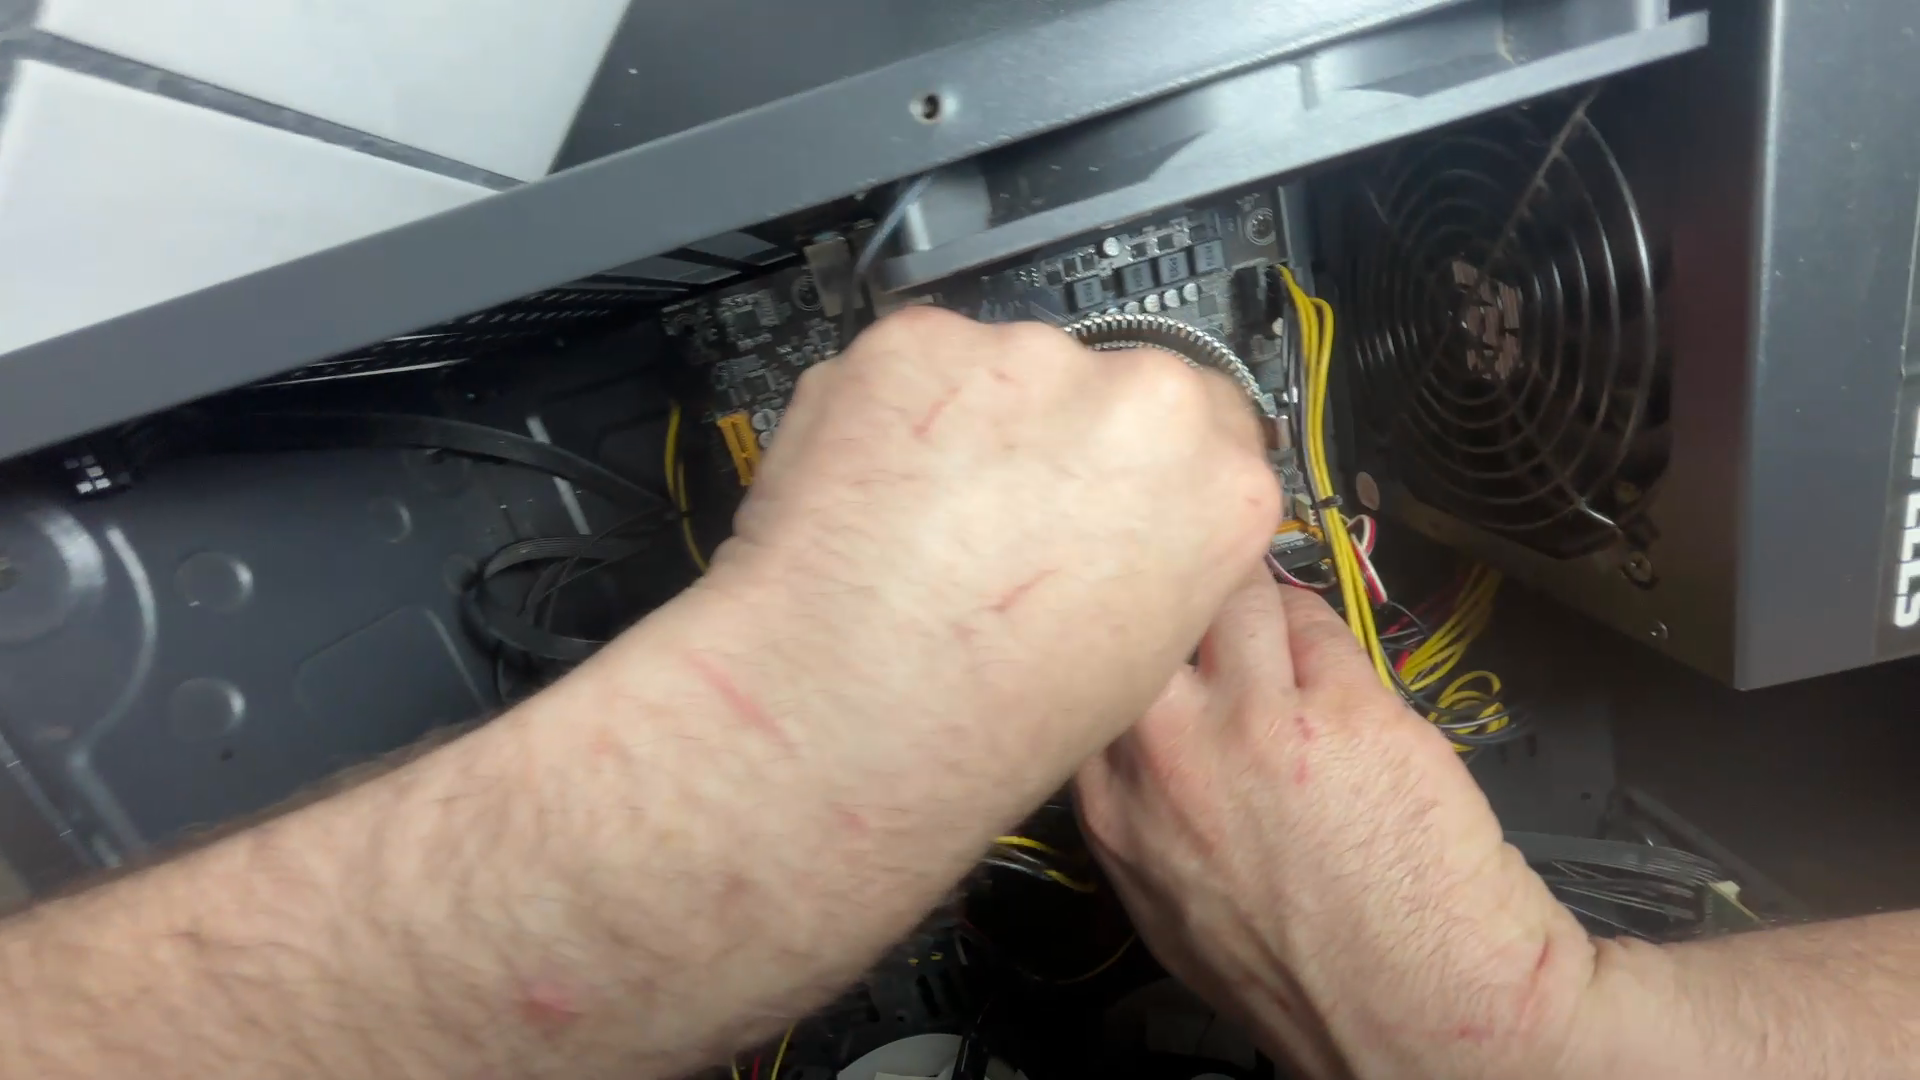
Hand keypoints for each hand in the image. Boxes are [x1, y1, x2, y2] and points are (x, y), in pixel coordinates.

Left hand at [704, 307, 1280, 776]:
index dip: (1134, 452)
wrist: (848, 717)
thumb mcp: (1133, 654)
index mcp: (1218, 486)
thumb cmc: (987, 720)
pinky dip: (896, 412)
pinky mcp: (921, 345)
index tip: (1091, 472)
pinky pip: (919, 368)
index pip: (1202, 420)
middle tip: (993, 505)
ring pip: (1004, 372)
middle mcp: (1142, 403)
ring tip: (921, 516)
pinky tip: (875, 490)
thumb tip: (1119, 512)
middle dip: (1054, 434)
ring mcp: (1028, 362)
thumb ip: (1151, 552)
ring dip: (972, 422)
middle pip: (1101, 385)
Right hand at [1076, 568, 1597, 1079]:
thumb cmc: (1290, 970)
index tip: (1153, 635)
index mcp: (1113, 800)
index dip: (1131, 646)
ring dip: (1255, 601)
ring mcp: (1256, 721)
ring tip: (1276, 628)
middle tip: (1207, 599)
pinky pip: (1316, 624)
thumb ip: (1128, 806)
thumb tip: (1130, 728)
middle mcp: (1169, 746)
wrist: (1428, 1023)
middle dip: (1180, 598)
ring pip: (1236, 598)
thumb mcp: (1159, 901)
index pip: (1097, 673)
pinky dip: (1319, 633)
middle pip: (1154, 615)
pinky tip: (1331, 666)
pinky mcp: (1345, 709)